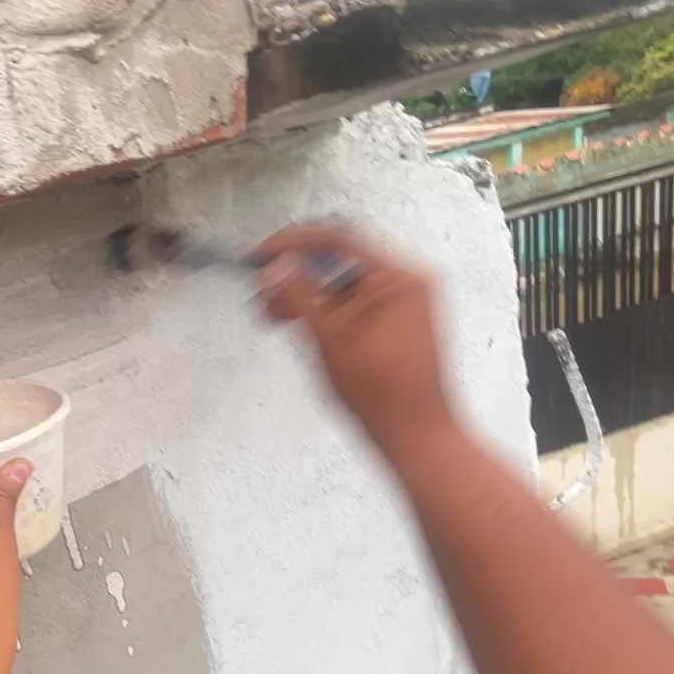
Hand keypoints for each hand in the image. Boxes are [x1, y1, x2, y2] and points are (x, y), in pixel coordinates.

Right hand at [250, 224, 459, 458]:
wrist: (413, 432)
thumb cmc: (382, 394)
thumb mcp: (328, 338)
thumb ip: (299, 297)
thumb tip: (276, 268)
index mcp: (398, 278)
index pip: (337, 240)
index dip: (291, 244)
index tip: (260, 255)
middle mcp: (405, 283)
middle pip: (337, 262)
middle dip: (293, 275)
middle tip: (260, 291)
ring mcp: (401, 303)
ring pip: (340, 285)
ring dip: (302, 295)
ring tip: (271, 314)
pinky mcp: (393, 322)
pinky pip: (350, 304)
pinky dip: (321, 311)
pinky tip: (297, 324)